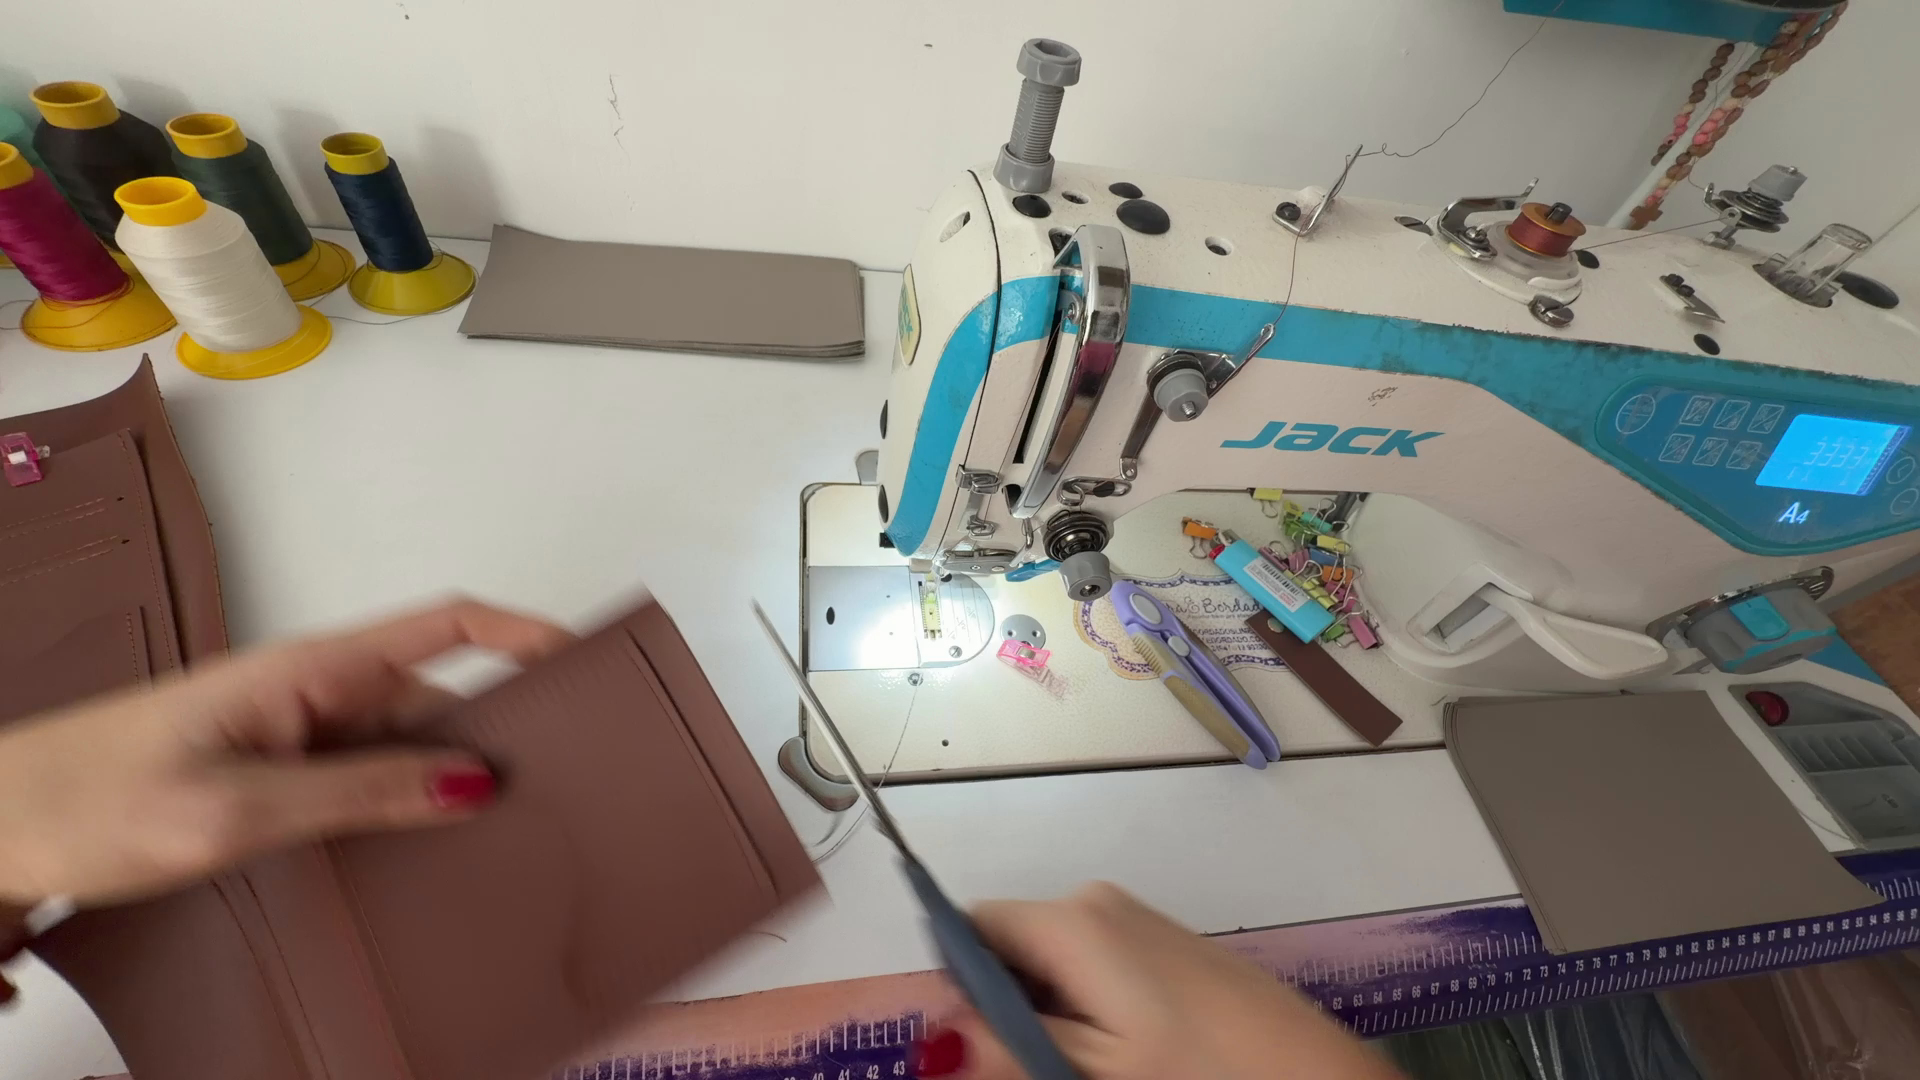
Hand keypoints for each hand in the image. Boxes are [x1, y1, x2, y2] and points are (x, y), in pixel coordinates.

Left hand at [0, 599, 572, 906]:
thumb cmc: (79, 802)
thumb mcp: (235, 808)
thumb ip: (363, 793)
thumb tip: (472, 783)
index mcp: (318, 668)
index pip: (449, 623)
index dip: (522, 629)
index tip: (576, 653)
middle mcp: (327, 688)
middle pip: (445, 693)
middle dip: (496, 731)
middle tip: (543, 778)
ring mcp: (312, 724)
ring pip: (415, 739)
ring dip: (448, 775)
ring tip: (482, 823)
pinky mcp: (298, 758)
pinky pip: (381, 768)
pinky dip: (412, 796)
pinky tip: (422, 837)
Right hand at [921, 883, 1404, 1079]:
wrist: (1313, 1073)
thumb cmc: (1197, 1071)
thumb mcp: (1097, 1071)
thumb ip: (1012, 1047)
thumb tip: (938, 1034)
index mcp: (1072, 921)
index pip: (976, 924)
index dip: (959, 978)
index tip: (968, 1039)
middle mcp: (1093, 899)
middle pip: (1011, 938)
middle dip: (1002, 998)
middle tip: (1027, 1064)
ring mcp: (1127, 913)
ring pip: (1048, 951)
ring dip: (1040, 1003)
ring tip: (1075, 1062)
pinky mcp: (1154, 934)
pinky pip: (1087, 954)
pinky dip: (1077, 997)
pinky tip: (1113, 1046)